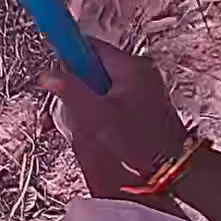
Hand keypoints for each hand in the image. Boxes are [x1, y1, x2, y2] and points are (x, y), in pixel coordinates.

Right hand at [41, 39, 189, 177]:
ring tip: (76, 126)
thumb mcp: (94, 115)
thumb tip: (48, 75)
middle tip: (62, 109)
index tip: (54, 69)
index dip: (67, 57)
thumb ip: (68, 89)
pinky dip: (96, 115)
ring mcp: (142, 92)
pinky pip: (110, 103)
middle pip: (92, 69)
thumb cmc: (139, 145)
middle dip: (72, 89)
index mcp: (130, 67)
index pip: (89, 46)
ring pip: (99, 89)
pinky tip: (91, 133)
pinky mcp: (142, 110)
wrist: (172, 174)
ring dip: (82, 105)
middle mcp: (139, 74)